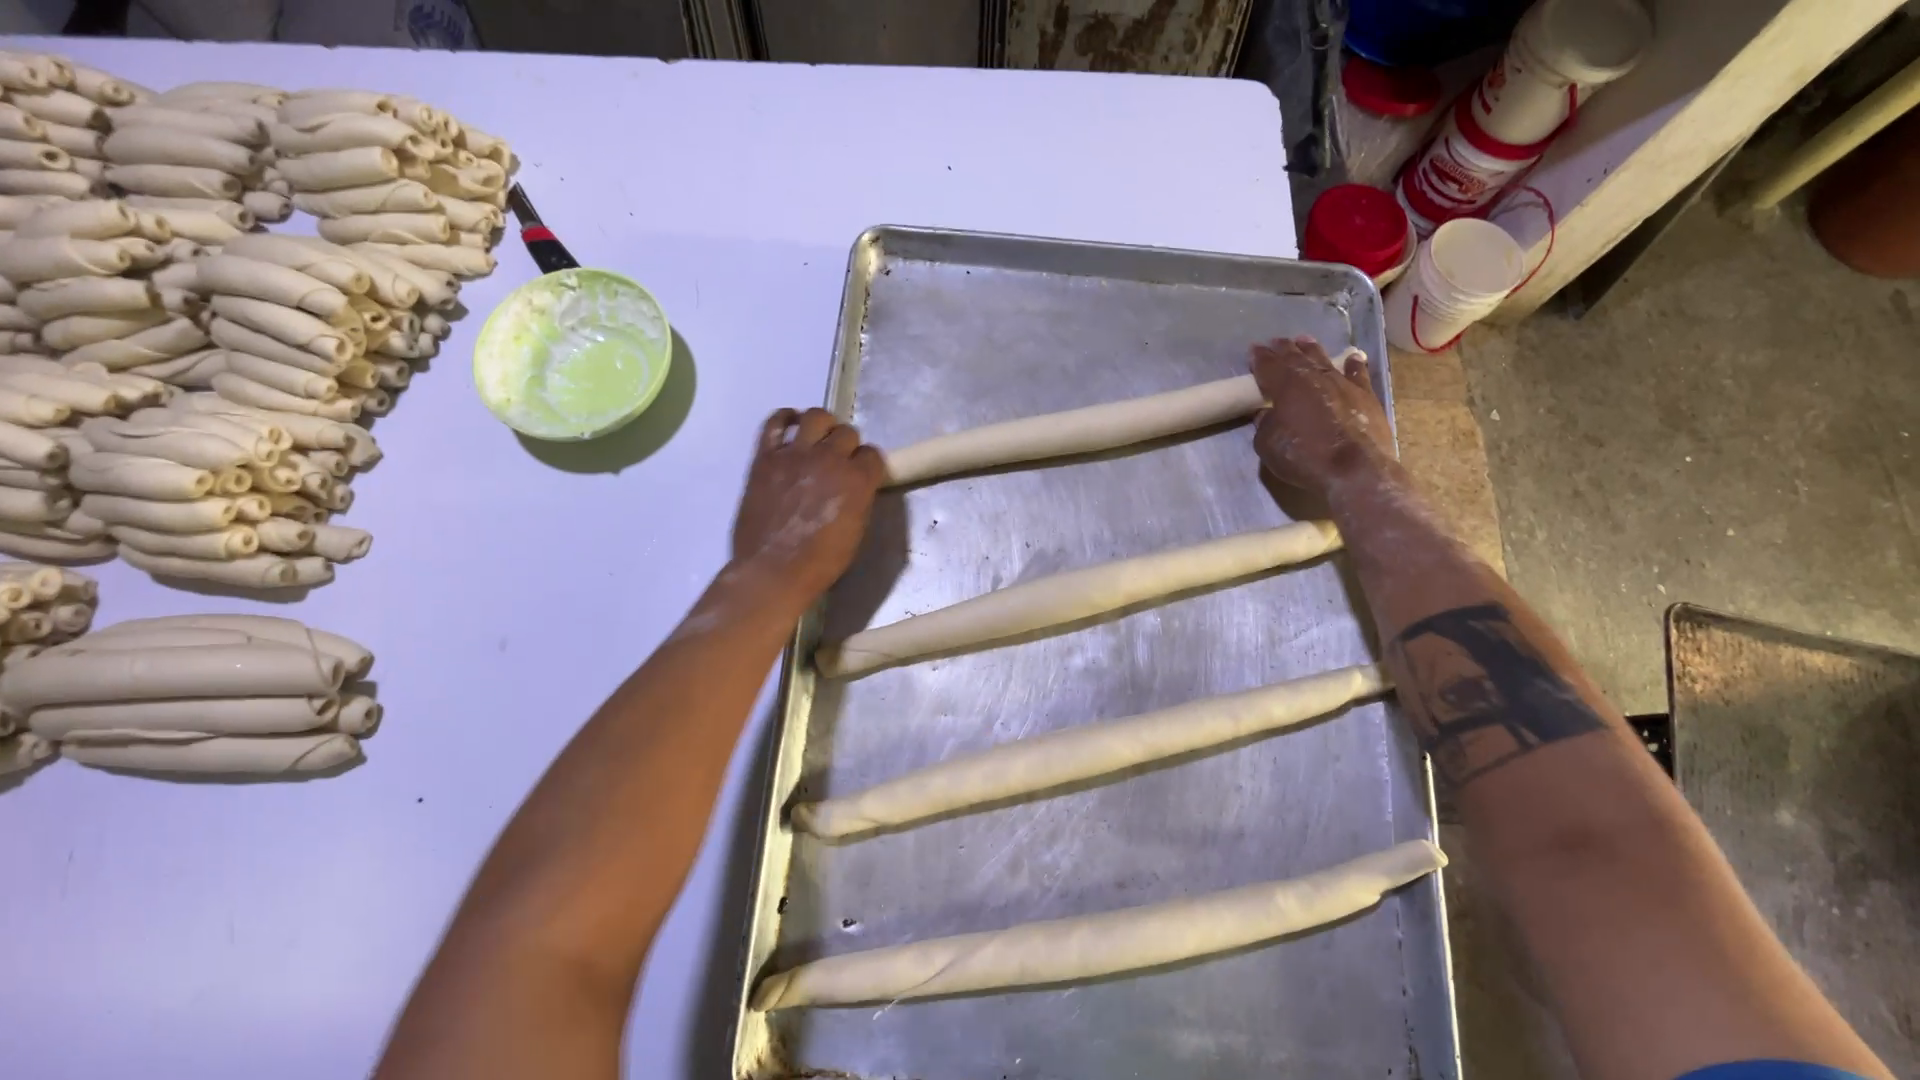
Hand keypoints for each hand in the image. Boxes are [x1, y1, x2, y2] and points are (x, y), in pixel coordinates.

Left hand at [731, 408, 885, 601]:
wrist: (773, 571)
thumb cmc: (820, 563)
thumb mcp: (856, 532)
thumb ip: (859, 499)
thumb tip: (855, 485)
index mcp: (857, 480)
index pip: (872, 454)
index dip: (867, 464)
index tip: (860, 474)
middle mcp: (829, 459)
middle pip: (847, 432)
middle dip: (847, 445)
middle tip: (837, 461)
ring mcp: (795, 454)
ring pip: (816, 417)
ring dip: (822, 426)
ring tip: (817, 440)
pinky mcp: (766, 457)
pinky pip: (774, 422)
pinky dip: (785, 418)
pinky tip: (791, 425)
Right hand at [1249, 337, 1393, 498]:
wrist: (1354, 468)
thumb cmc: (1304, 457)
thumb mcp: (1269, 446)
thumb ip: (1265, 425)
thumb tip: (1266, 414)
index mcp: (1286, 386)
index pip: (1269, 365)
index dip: (1260, 357)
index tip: (1254, 350)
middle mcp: (1313, 377)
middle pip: (1295, 357)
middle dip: (1284, 348)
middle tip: (1276, 341)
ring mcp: (1341, 383)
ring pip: (1323, 359)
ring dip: (1312, 349)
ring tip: (1304, 340)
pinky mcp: (1364, 395)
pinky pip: (1357, 373)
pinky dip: (1353, 364)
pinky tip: (1353, 357)